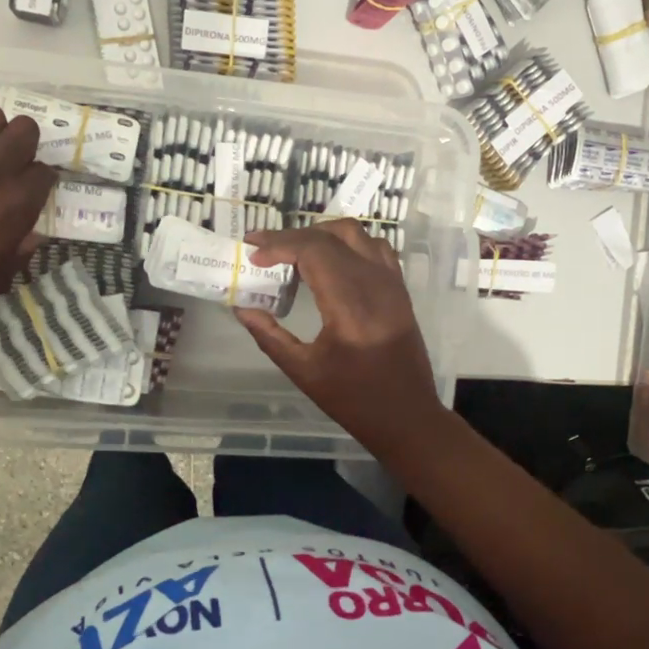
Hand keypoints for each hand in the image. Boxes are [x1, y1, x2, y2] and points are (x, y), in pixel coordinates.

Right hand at [233, 220, 445, 444]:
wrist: (406, 415)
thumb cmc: (353, 399)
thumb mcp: (303, 371)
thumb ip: (269, 336)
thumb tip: (242, 307)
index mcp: (350, 307)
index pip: (313, 251)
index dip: (279, 244)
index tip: (253, 254)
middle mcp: (375, 285)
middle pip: (330, 237)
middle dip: (291, 237)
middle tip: (261, 247)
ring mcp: (392, 283)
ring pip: (355, 233)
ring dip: (320, 234)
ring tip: (292, 251)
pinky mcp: (399, 288)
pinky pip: (374, 247)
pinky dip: (346, 243)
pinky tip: (328, 260)